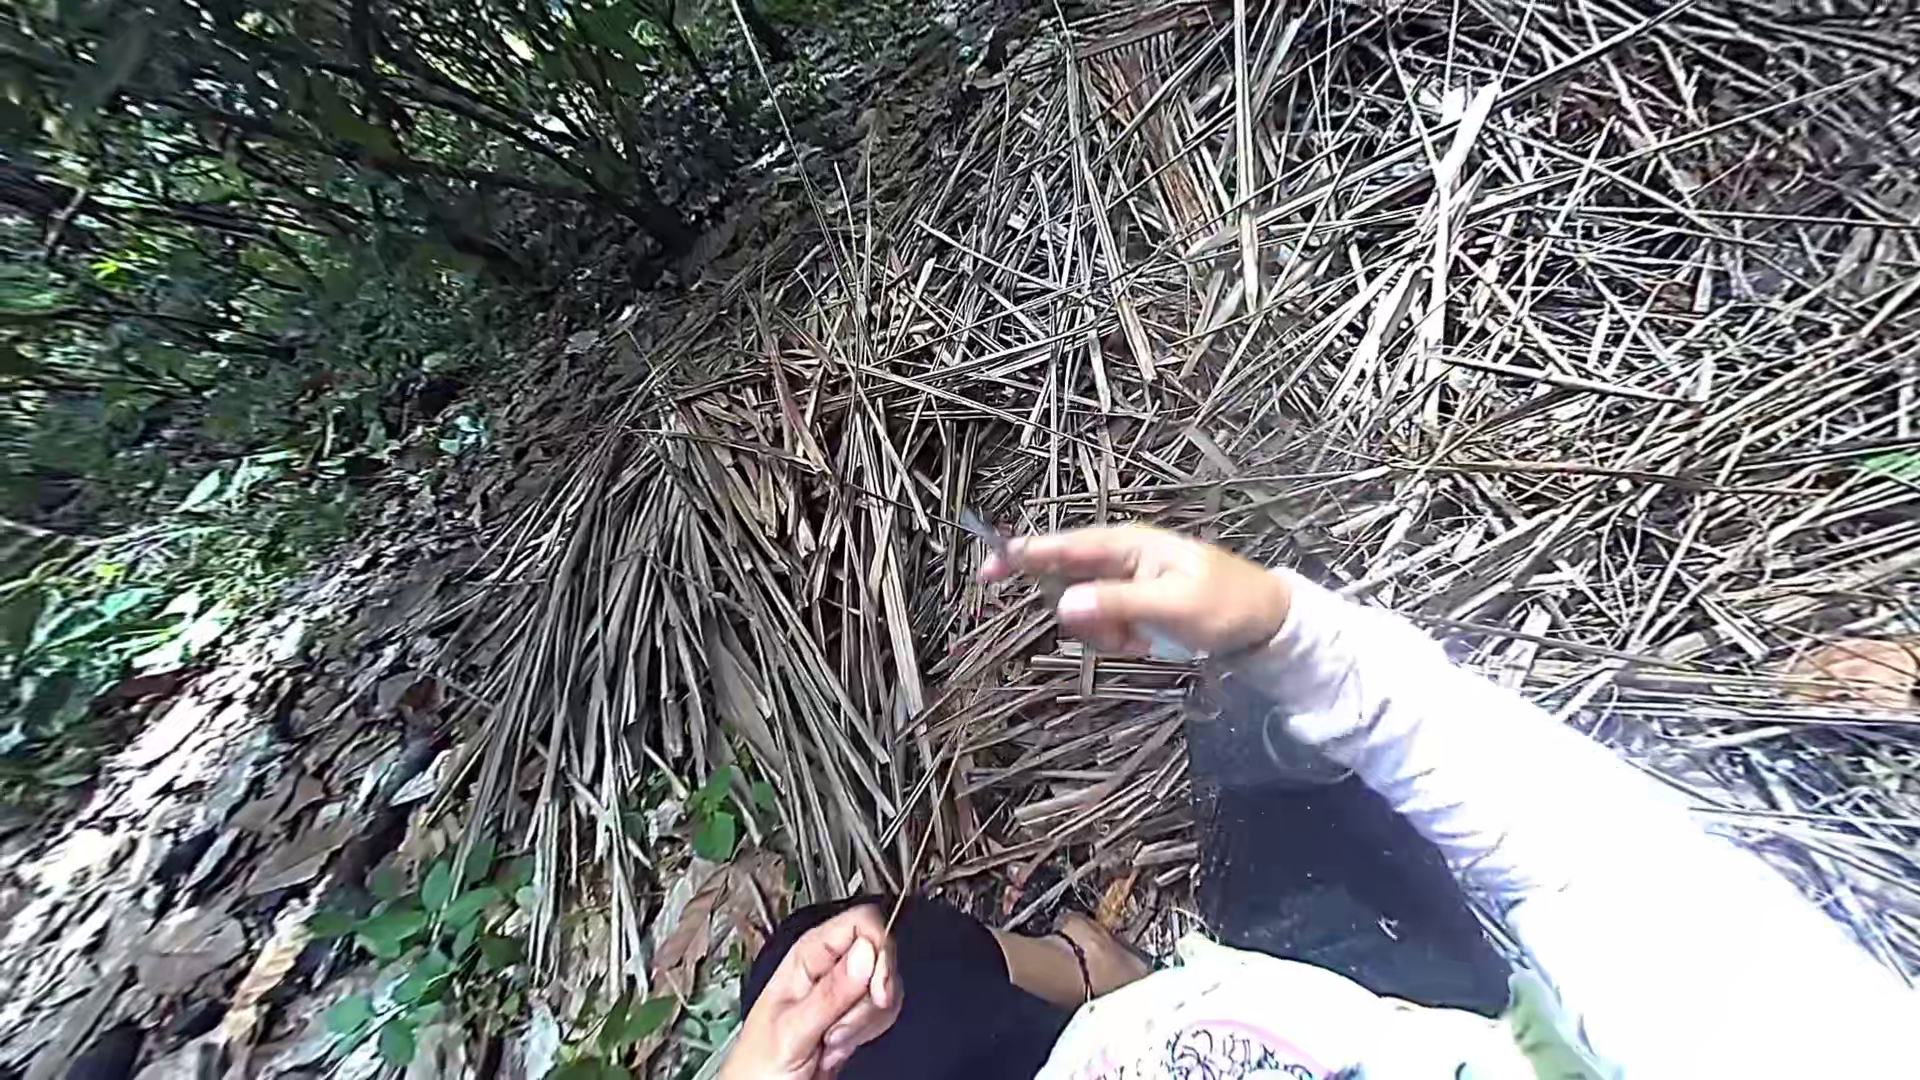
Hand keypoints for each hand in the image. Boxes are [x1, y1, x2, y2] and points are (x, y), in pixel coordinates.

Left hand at [719, 906, 900, 1079]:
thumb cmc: (756, 1070)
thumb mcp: (790, 1032)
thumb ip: (830, 992)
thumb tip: (867, 950)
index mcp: (810, 952)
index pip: (862, 921)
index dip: (879, 948)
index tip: (878, 986)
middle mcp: (830, 963)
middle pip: (879, 954)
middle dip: (869, 997)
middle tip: (839, 1025)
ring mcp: (844, 989)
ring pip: (884, 984)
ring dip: (865, 1022)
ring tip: (830, 1042)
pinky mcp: (854, 1014)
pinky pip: (882, 1010)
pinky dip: (869, 1033)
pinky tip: (839, 1046)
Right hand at [979, 525, 1290, 655]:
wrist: (1264, 623)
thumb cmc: (1225, 605)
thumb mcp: (1173, 607)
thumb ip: (1115, 603)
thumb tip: (1060, 606)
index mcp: (1126, 545)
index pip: (1062, 546)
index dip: (1021, 556)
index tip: (987, 571)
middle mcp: (1117, 558)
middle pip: (1065, 581)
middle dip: (1082, 614)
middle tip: (1120, 635)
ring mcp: (1122, 583)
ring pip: (1081, 610)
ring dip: (1103, 632)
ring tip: (1144, 638)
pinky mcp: (1128, 605)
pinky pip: (1100, 624)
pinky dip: (1116, 639)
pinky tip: (1146, 641)